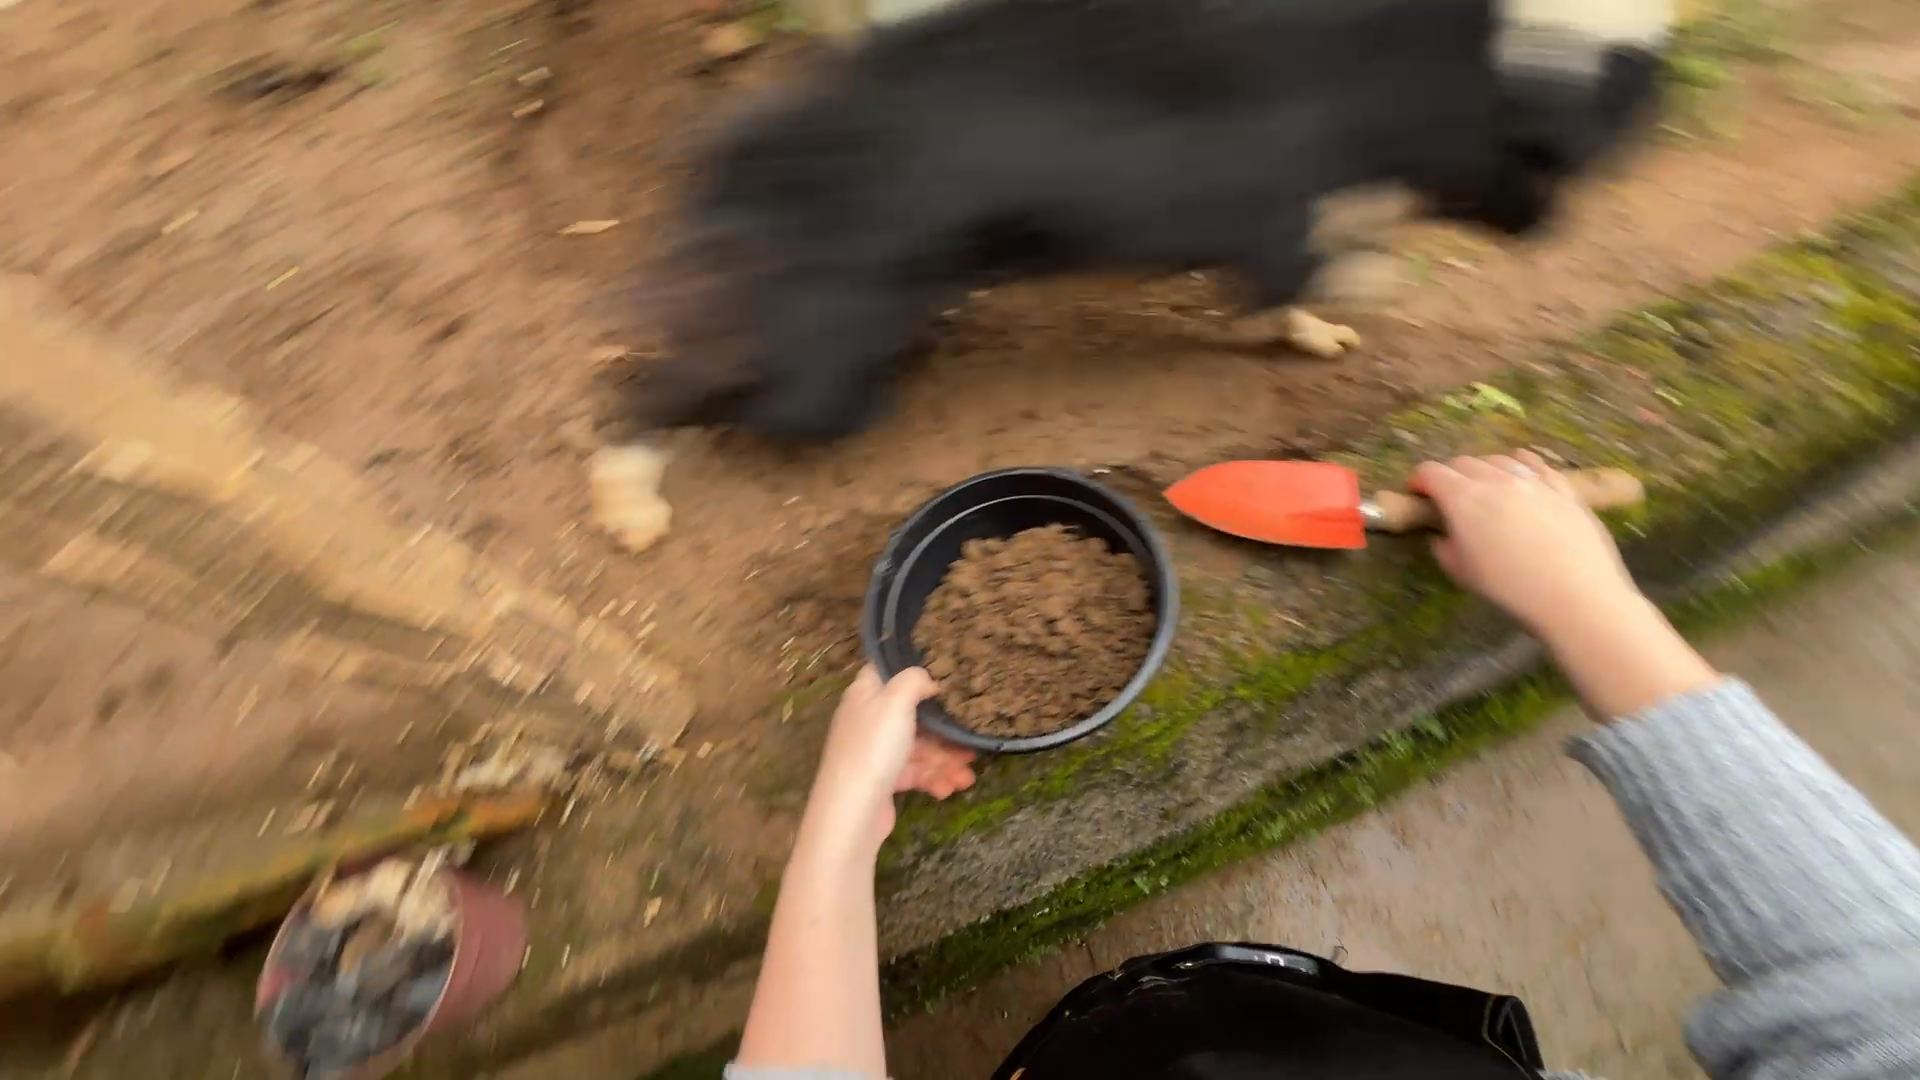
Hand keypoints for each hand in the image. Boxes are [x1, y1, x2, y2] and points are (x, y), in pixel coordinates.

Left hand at [805, 666, 976, 854]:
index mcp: (865, 695)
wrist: (852, 812)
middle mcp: (868, 720)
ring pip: (917, 748)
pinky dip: (933, 779)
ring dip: (945, 760)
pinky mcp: (883, 781)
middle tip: (970, 740)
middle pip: (911, 715)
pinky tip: (949, 789)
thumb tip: (926, 680)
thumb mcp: (895, 701)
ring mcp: (875, 752)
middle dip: (944, 729)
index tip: (942, 678)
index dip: (911, 672)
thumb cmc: (874, 747)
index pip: (886, 672)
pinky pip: (913, 773)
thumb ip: (913, 680)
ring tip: (967, 777)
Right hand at [1410, 451, 1643, 643]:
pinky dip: (1522, 465)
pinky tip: (1521, 473)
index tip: (1417, 495)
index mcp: (1463, 499)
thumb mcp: (1459, 570)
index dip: (1418, 481)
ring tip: (1484, 486)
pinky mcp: (1565, 491)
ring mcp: (1534, 482)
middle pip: (1463, 462)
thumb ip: (1445, 545)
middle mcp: (1496, 481)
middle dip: (1449, 475)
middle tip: (1448, 496)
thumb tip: (1446, 535)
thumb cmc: (1508, 586)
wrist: (1576, 594)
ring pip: (1500, 460)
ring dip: (1484, 469)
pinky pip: (1538, 466)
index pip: (1430, 472)